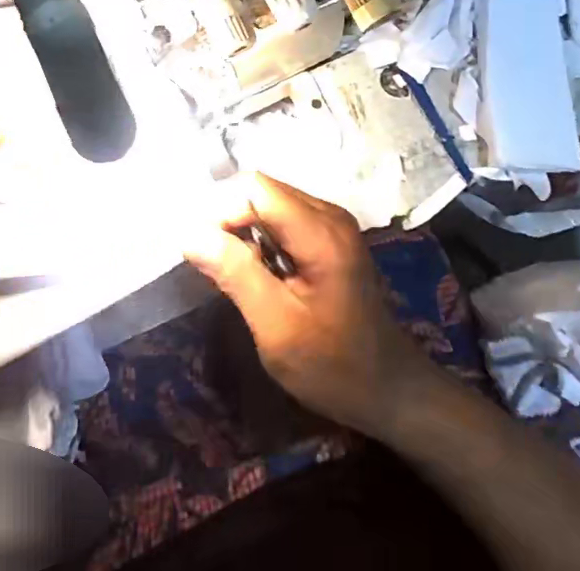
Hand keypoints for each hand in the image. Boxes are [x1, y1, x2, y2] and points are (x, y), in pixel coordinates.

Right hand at [185, 173, 448, 438]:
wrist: (390, 391)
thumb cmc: (333, 366)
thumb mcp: (276, 327)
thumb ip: (236, 274)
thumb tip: (189, 233)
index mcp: (321, 231)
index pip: (254, 189)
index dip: (221, 212)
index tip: (204, 254)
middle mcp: (329, 214)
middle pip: (261, 191)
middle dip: (228, 220)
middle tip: (213, 266)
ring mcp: (332, 224)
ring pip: (269, 203)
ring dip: (242, 230)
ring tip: (233, 274)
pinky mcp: (329, 237)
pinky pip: (282, 219)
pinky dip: (260, 238)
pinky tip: (257, 274)